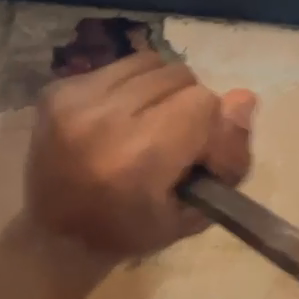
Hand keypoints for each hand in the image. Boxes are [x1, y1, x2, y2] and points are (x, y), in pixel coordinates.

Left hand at [24, 52, 255, 259]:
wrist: (55, 235)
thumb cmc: (127, 232)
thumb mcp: (190, 214)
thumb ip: (227, 159)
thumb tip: (243, 96)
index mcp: (137, 155)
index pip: (203, 102)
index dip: (213, 129)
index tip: (202, 159)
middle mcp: (103, 119)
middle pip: (179, 76)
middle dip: (188, 107)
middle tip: (174, 143)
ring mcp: (75, 99)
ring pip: (149, 63)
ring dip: (160, 91)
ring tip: (148, 126)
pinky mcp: (57, 89)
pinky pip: (117, 67)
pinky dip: (129, 88)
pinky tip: (119, 121)